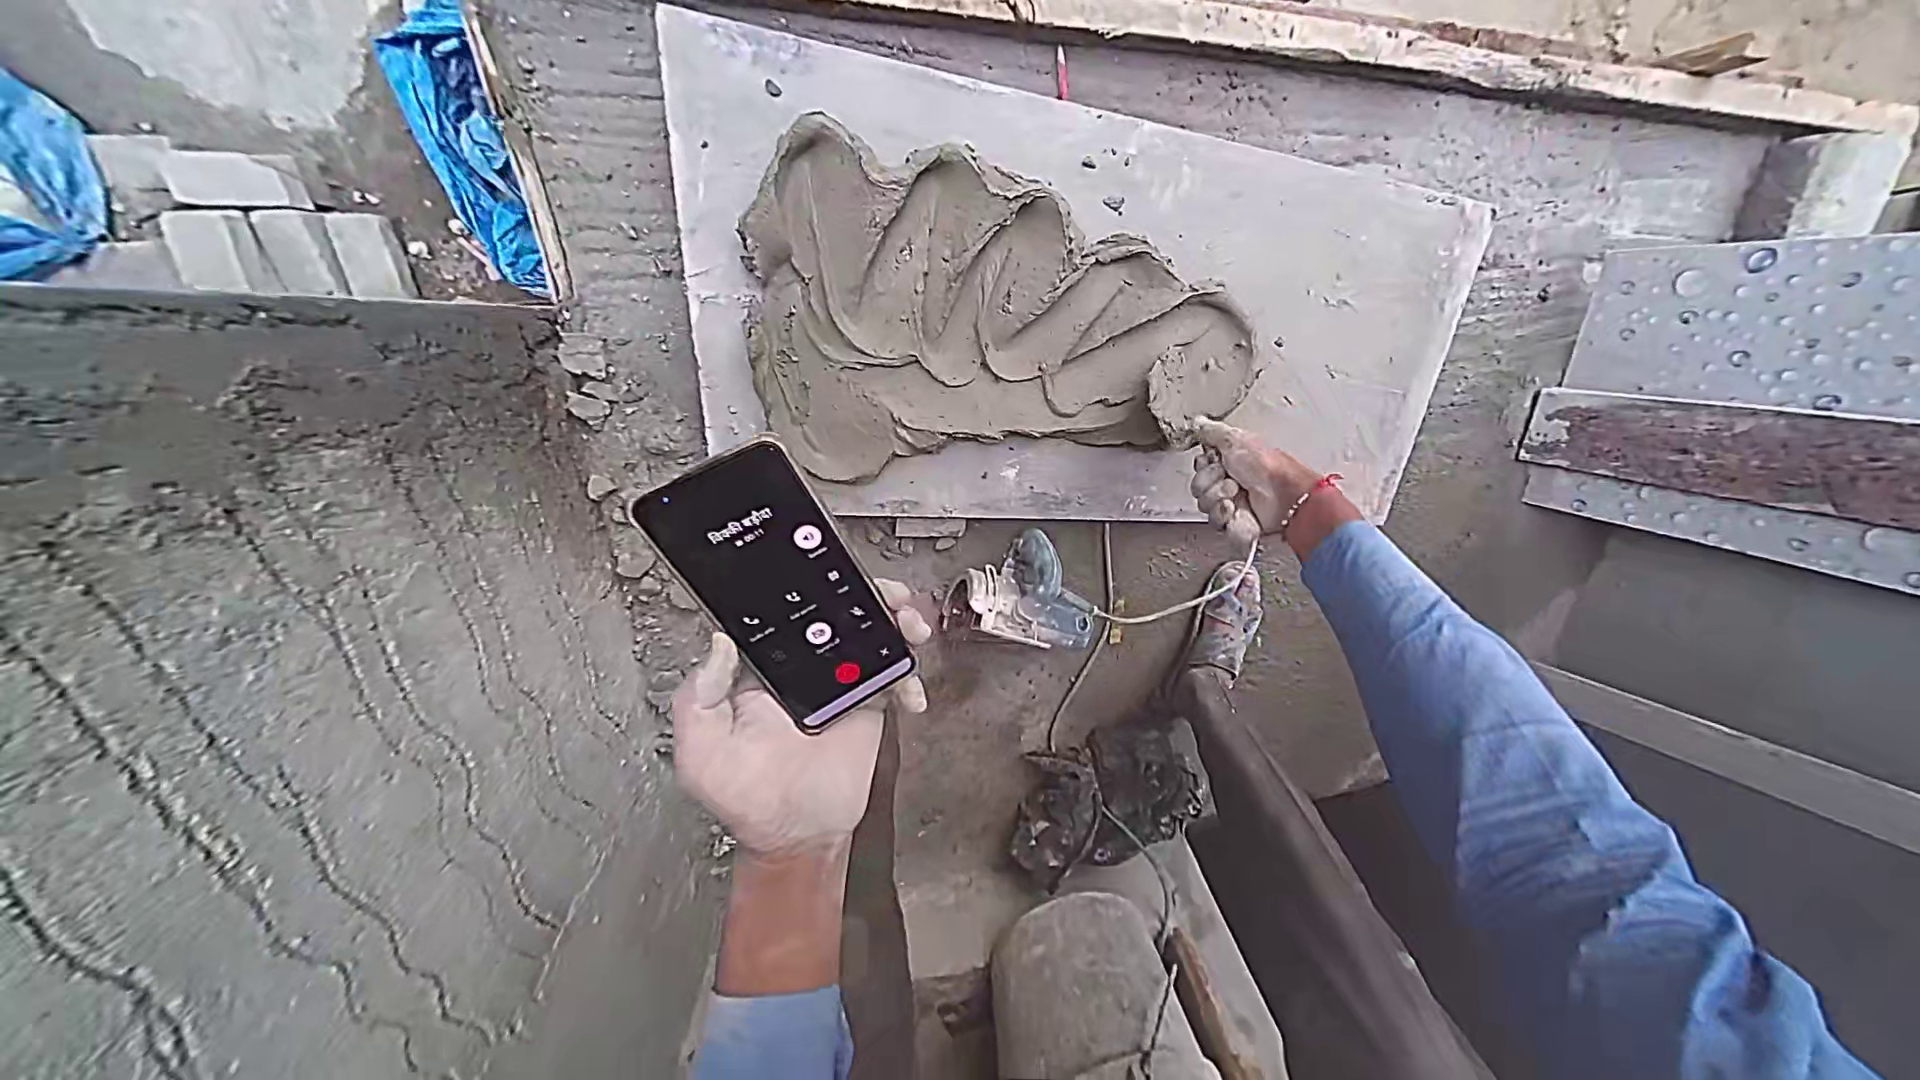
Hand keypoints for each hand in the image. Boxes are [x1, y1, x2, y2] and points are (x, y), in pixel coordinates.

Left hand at [671, 577, 931, 855]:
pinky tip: (911, 693)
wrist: (798, 835)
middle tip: (891, 598)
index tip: (837, 579)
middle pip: (842, 616)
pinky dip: (910, 680)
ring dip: (899, 625)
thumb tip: (718, 644)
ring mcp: (841, 684)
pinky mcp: (868, 705)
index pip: (791, 614)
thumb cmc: (745, 798)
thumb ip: (698, 699)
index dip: (816, 589)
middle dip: (872, 598)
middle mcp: (805, 668)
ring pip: (874, 639)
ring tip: (912, 628)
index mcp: (766, 668)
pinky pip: (895, 679)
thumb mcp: (702, 751)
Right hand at [1190, 418, 1322, 544]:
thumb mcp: (1237, 440)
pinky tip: (1236, 508)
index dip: (1205, 465)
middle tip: (1230, 479)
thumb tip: (1198, 423)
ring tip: (1237, 493)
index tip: (1216, 461)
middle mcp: (1230, 481)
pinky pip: (1213, 520)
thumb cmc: (1269, 468)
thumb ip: (1213, 432)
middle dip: (1211, 482)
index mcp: (1231, 460)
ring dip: (1218, 497)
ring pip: (1204, 503)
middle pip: (1198, 485)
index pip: (1200, 465)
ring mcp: (1231, 502)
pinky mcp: (1233, 522)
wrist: (1284, 498)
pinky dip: (1224, 514)